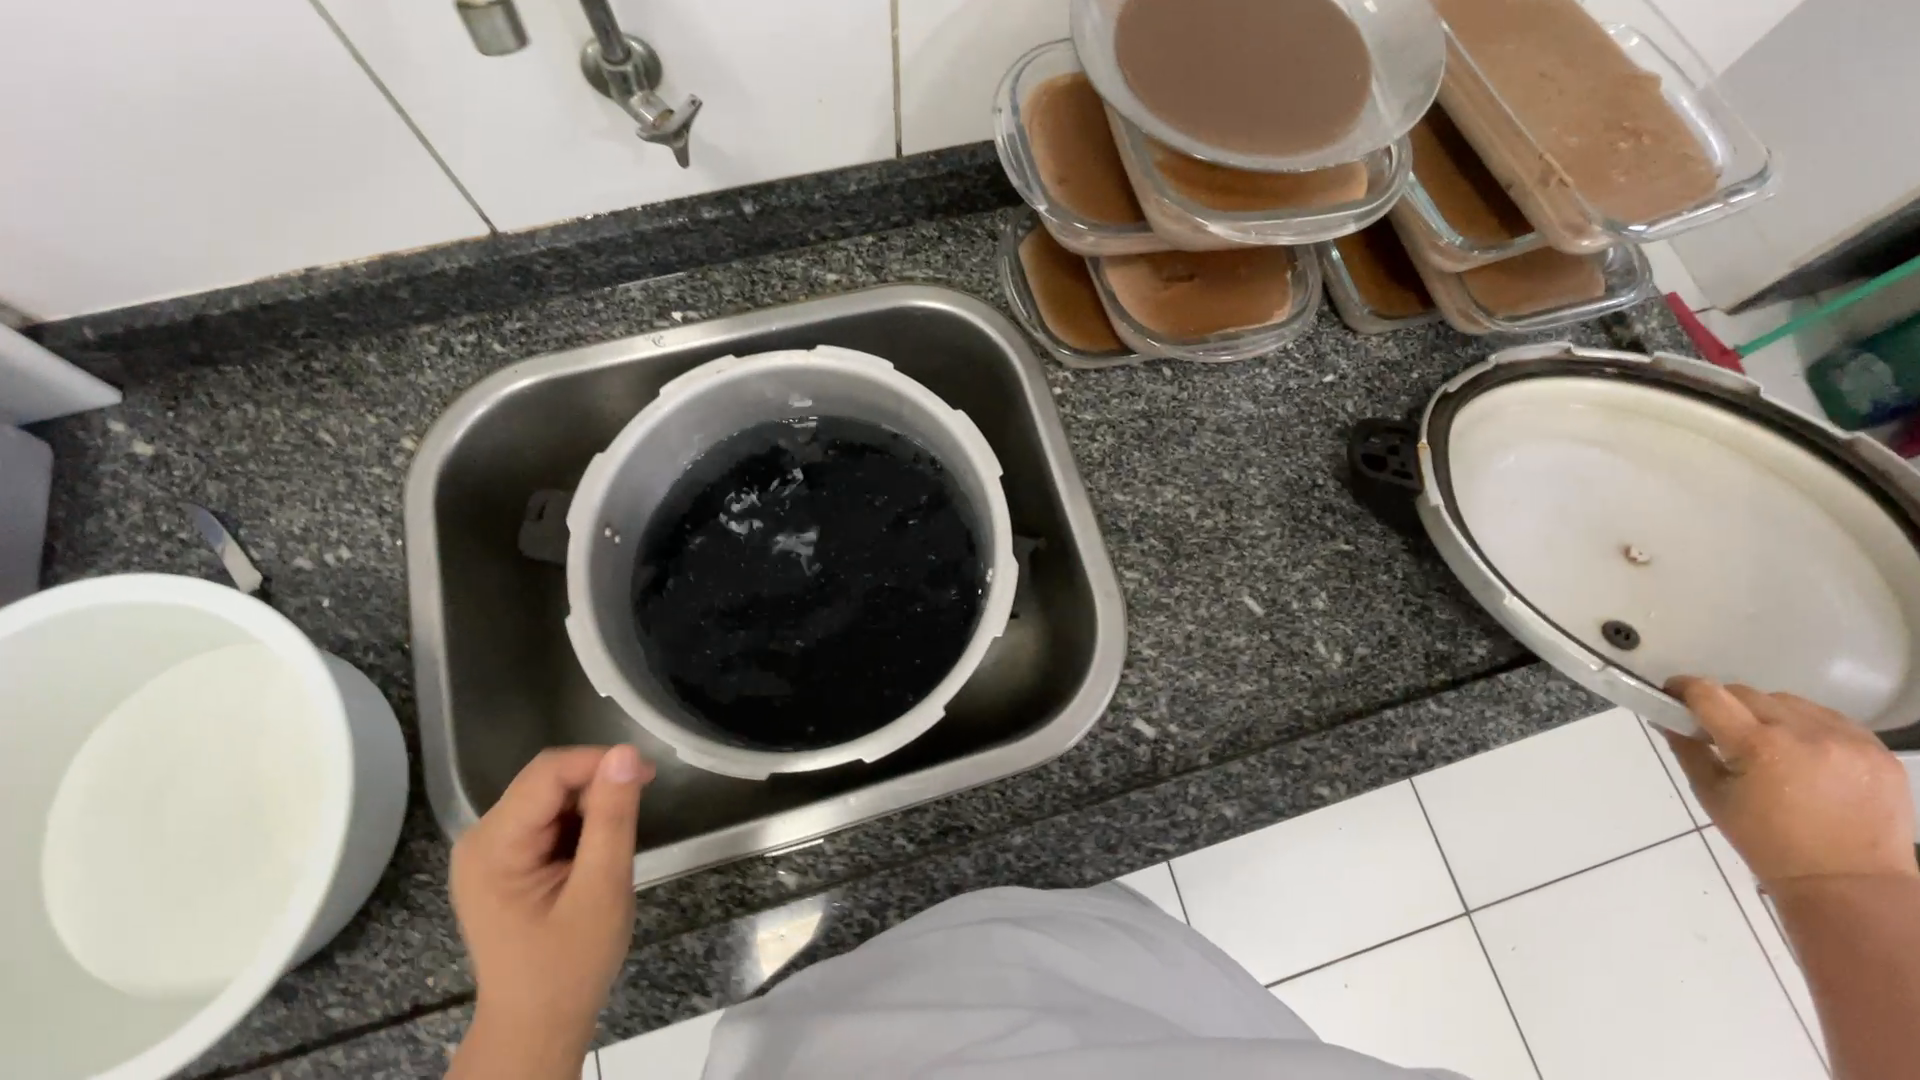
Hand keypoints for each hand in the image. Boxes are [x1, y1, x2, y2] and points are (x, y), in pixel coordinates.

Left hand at [449, 746, 653, 1076]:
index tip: (648, 775)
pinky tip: (594, 857)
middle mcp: (481, 839)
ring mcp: (490, 851)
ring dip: (590, 809)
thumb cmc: (570, 965)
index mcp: (493, 846)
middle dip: (596, 789)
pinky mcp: (504, 861)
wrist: (538, 1025)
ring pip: (550, 798)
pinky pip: (547, 820)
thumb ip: (613, 819)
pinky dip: (579, 826)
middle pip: (547, 782)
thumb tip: (626, 754)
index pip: (548, 773)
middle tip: (635, 819)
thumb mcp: (602, 889)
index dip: (599, 762)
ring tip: (613, 849)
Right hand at [1664, 677, 1916, 889]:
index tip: (1672, 693)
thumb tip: (1666, 719)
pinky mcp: (1878, 750)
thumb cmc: (1767, 843)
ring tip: (1766, 744)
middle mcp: (1807, 734)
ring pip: (1789, 703)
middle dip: (1725, 706)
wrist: (1849, 882)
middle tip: (1718, 730)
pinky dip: (1806, 726)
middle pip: (1748, 694)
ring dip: (1767, 714)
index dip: (1684, 688)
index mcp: (1759, 746)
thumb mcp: (1711, 795)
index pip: (1709, 694)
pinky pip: (1829, 719)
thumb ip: (1687, 749)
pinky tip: (1803, 753)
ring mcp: (1850, 740)